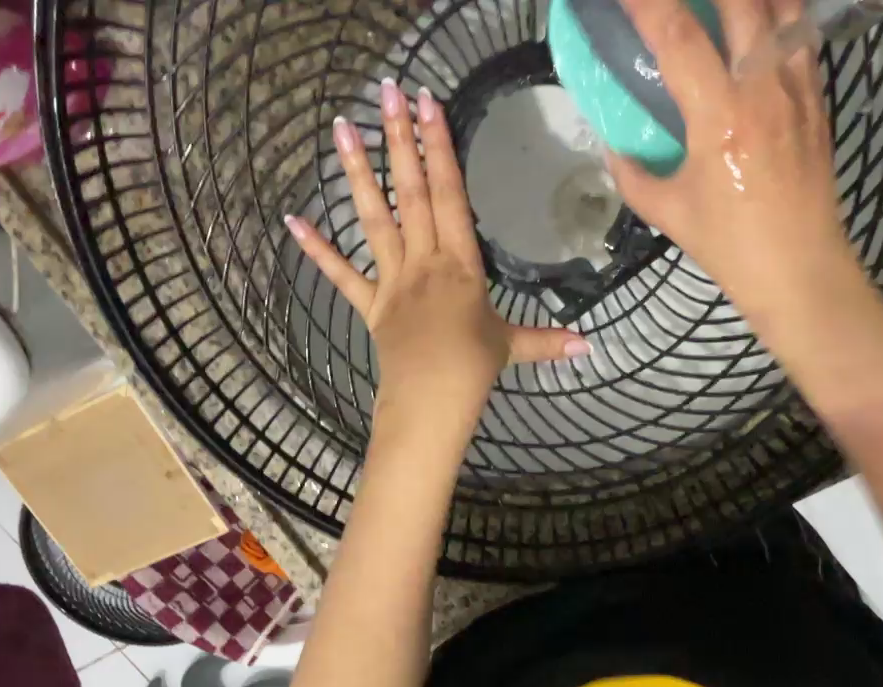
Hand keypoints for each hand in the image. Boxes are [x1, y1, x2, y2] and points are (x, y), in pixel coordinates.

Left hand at [286, 80, 587, 431]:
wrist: (432, 397)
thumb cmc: (474, 367)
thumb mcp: (514, 347)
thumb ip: (548, 341)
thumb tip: (590, 348)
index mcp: (460, 263)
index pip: (449, 196)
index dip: (439, 149)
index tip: (428, 107)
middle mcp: (424, 260)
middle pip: (411, 193)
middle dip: (400, 140)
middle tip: (387, 92)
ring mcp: (393, 280)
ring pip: (374, 218)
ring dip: (357, 172)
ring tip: (341, 127)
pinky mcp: (370, 303)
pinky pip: (341, 273)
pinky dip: (317, 248)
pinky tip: (292, 219)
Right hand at [606, 0, 861, 326]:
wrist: (798, 270)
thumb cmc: (730, 246)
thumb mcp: (669, 214)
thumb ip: (633, 176)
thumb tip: (614, 147)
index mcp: (720, 118)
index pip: (677, 34)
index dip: (645, 1)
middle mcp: (763, 88)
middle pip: (739, 0)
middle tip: (672, 0)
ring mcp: (797, 88)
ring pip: (781, 5)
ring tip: (720, 7)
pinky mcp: (817, 99)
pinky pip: (800, 34)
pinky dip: (777, 14)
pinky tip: (757, 20)